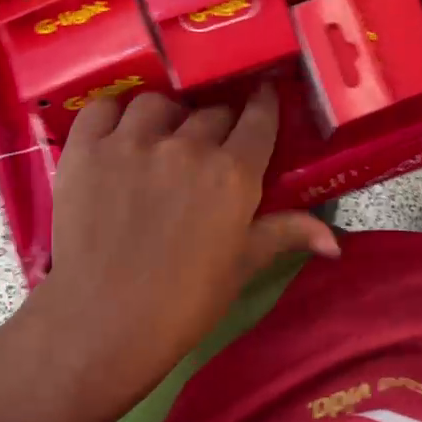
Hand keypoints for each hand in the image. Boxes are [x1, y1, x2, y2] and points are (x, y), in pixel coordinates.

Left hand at [18, 86, 337, 421]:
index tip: (262, 97)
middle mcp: (187, 146)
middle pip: (211, 112)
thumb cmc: (184, 302)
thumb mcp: (243, 265)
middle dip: (217, 124)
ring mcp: (132, 142)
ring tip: (162, 138)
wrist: (103, 324)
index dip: (263, 104)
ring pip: (159, 103)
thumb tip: (335, 243)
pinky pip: (104, 107)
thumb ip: (286, 234)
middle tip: (210, 148)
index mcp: (233, 173)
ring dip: (168, 116)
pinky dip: (115, 114)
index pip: (258, 118)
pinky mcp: (86, 149)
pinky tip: (119, 133)